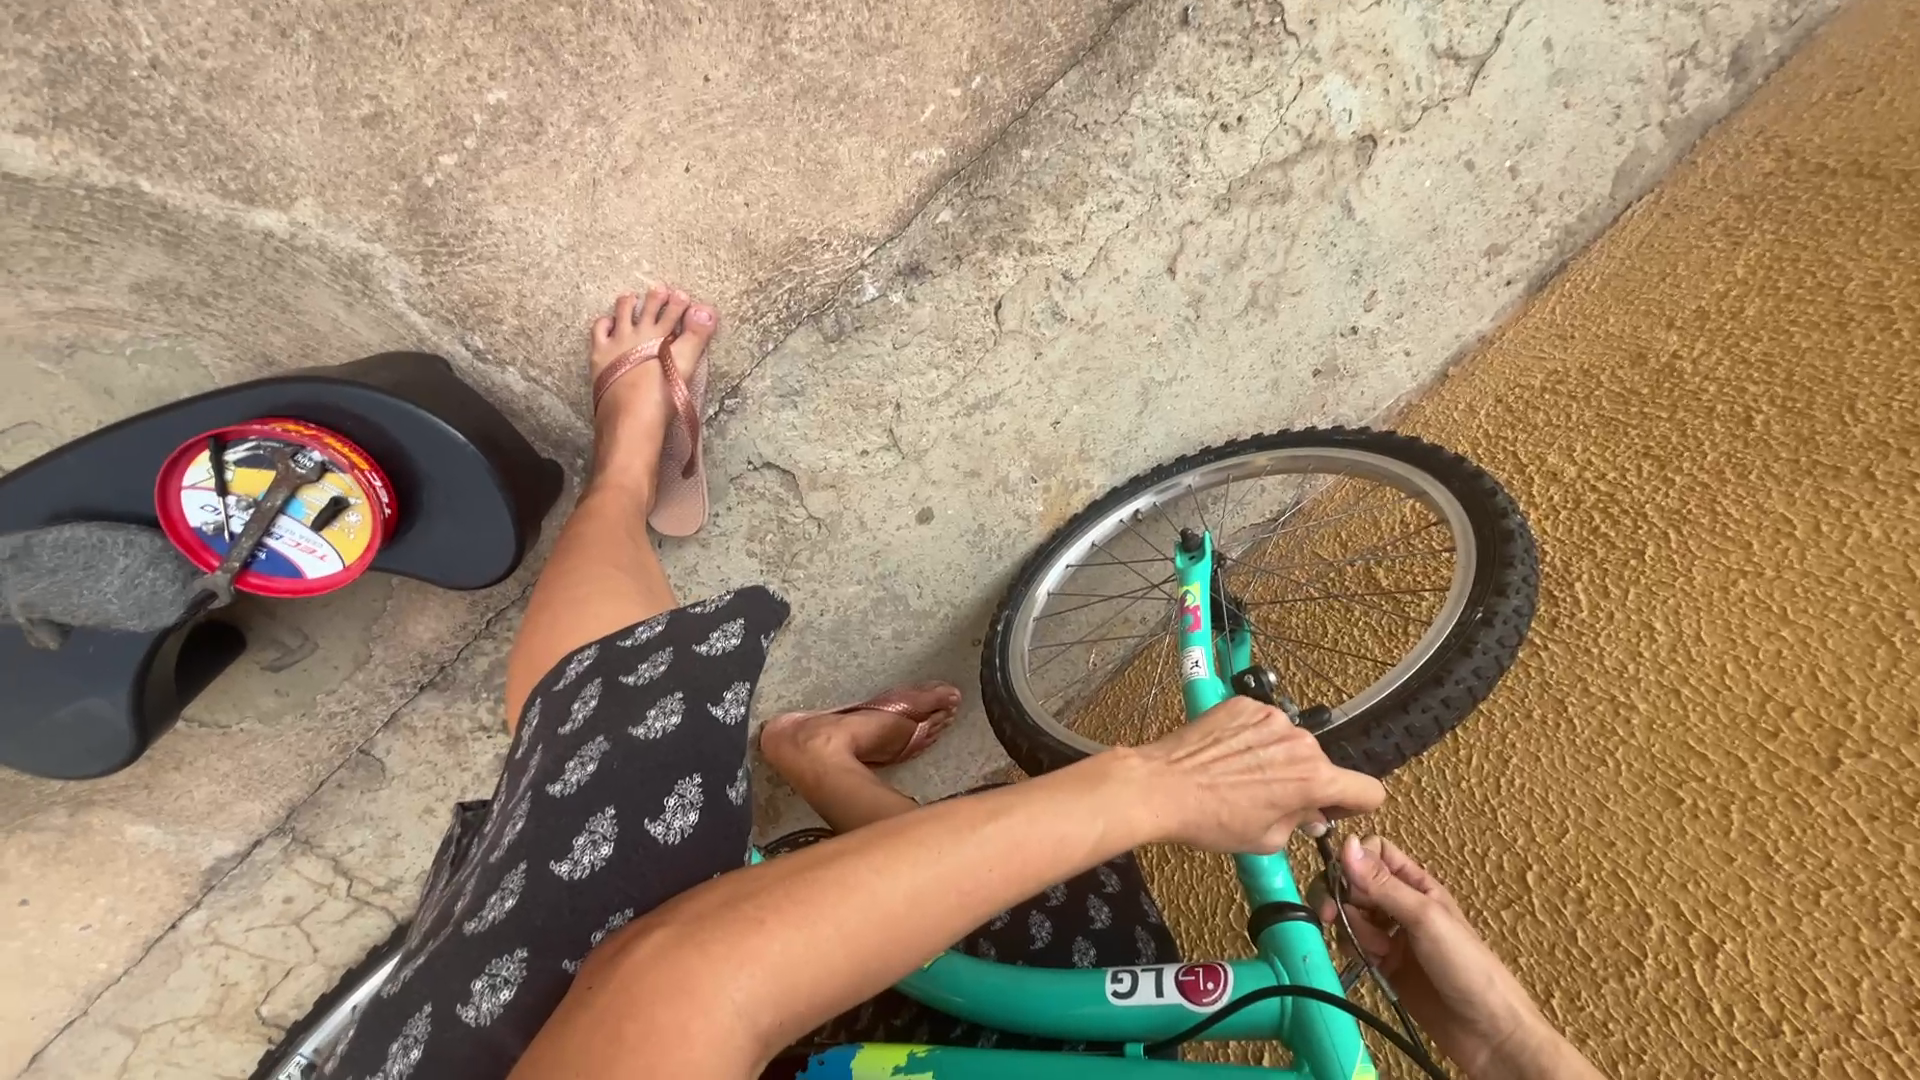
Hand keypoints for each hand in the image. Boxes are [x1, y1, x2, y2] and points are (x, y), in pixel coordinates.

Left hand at [1132, 696, 1385, 853]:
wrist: (1161, 785)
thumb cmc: (1208, 818)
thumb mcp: (1266, 839)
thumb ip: (1300, 824)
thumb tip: (1311, 815)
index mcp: (1313, 778)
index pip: (1367, 790)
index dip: (1355, 805)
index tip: (1336, 809)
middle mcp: (1297, 741)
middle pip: (1322, 764)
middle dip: (1307, 782)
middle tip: (1274, 799)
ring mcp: (1268, 717)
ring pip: (1290, 742)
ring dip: (1279, 757)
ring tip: (1244, 776)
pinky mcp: (1242, 705)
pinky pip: (1261, 723)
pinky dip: (1253, 738)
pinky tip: (1229, 756)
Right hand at [1312, 836, 1596, 1078]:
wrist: (1489, 1035)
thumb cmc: (1467, 967)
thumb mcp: (1425, 917)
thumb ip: (1382, 883)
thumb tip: (1345, 843)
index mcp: (1416, 885)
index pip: (1374, 853)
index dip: (1355, 860)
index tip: (1346, 879)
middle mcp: (1399, 904)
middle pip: (1353, 881)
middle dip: (1339, 894)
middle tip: (1332, 914)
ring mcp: (1389, 933)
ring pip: (1349, 911)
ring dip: (1349, 925)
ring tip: (1370, 947)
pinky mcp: (1382, 962)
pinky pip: (1352, 942)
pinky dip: (1352, 947)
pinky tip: (1371, 961)